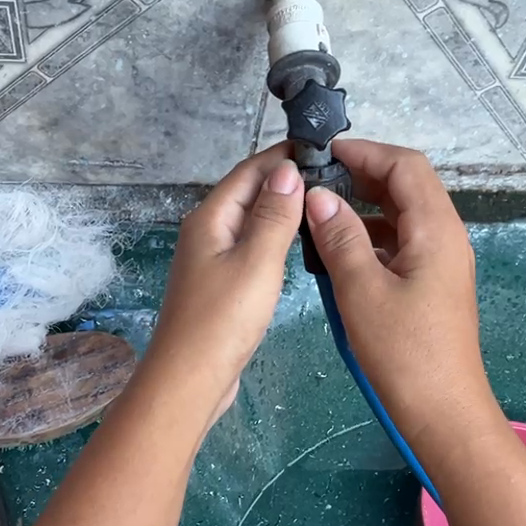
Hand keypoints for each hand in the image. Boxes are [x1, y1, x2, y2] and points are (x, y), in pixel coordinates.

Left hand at [141, 143, 303, 424]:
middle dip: (286, 179)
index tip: (324, 146)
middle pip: (248, 193)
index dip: (283, 155)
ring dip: (282, 210)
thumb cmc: (223, 318)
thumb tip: (287, 170)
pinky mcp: (220, 285)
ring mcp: (211, 260)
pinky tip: (297, 244)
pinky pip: (250, 248)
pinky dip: (274, 239)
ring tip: (323, 203)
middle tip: (335, 175)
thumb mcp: (256, 261)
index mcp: (210, 218)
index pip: (249, 171)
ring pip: (250, 222)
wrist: (190, 379)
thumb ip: (274, 216)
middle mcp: (206, 232)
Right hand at [304, 140, 501, 449]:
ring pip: (399, 215)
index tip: (321, 155)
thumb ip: (339, 238)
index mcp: (435, 230)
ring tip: (317, 213)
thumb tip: (320, 197)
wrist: (442, 412)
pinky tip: (335, 251)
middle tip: (314, 181)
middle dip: (360, 176)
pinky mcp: (428, 285)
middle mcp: (443, 237)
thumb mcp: (361, 291)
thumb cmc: (403, 352)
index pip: (405, 166)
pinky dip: (367, 236)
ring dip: (361, 207)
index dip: (364, 152)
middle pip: (405, 186)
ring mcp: (438, 262)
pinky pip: (397, 243)